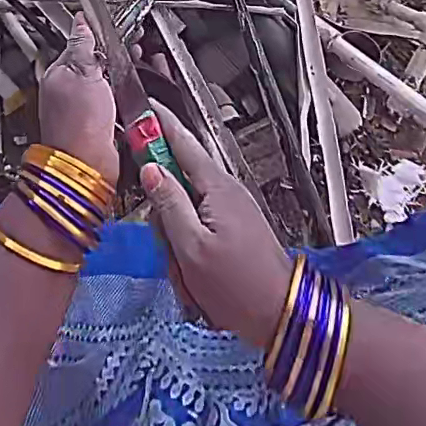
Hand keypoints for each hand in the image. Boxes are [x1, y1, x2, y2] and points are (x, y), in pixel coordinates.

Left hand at [38, 15, 120, 185]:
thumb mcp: (82, 72)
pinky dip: (126, 101)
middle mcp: (68, 91)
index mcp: (58, 73)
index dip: (101, 38)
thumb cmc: (78, 122)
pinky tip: (134, 100)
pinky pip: (116, 106)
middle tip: (132, 54)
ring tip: (135, 76)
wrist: (88, 165)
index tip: (120, 35)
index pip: (80, 45)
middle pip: (95, 65)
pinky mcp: (99, 127)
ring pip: (108, 85)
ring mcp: (83, 110)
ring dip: (123, 80)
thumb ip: (83, 45)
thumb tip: (81, 20)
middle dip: (115, 59)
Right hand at [139, 100, 292, 347]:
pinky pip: (198, 217)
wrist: (286, 319)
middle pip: (179, 171)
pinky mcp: (233, 224)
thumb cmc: (238, 287)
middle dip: (161, 195)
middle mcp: (225, 188)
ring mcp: (231, 206)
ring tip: (180, 262)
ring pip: (186, 197)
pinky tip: (189, 266)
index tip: (140, 106)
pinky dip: (186, 236)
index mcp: (216, 186)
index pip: (181, 141)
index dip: (158, 122)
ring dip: (174, 224)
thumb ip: (168, 204)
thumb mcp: (192, 247)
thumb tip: (149, 169)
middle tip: (160, 230)